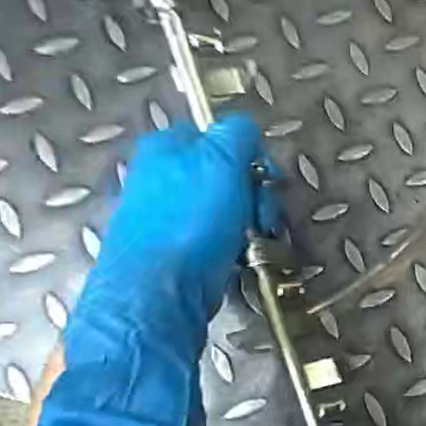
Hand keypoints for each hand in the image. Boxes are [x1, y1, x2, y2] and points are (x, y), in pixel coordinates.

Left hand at [38, 115, 277, 425]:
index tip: (268, 184)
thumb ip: (237, 136)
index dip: (250, 159)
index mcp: (165, 148)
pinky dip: (231, 250)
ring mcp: (163, 219)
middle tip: (263, 219)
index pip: (220, 138)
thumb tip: (245, 129)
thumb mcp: (220, 162)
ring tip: (253, 246)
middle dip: (253, 197)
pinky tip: (236, 263)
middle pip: (224, 177)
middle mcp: (159, 179)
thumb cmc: (190, 222)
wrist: (157, 295)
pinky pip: (213, 242)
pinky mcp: (172, 256)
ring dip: (247, 226)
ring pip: (222, 212)